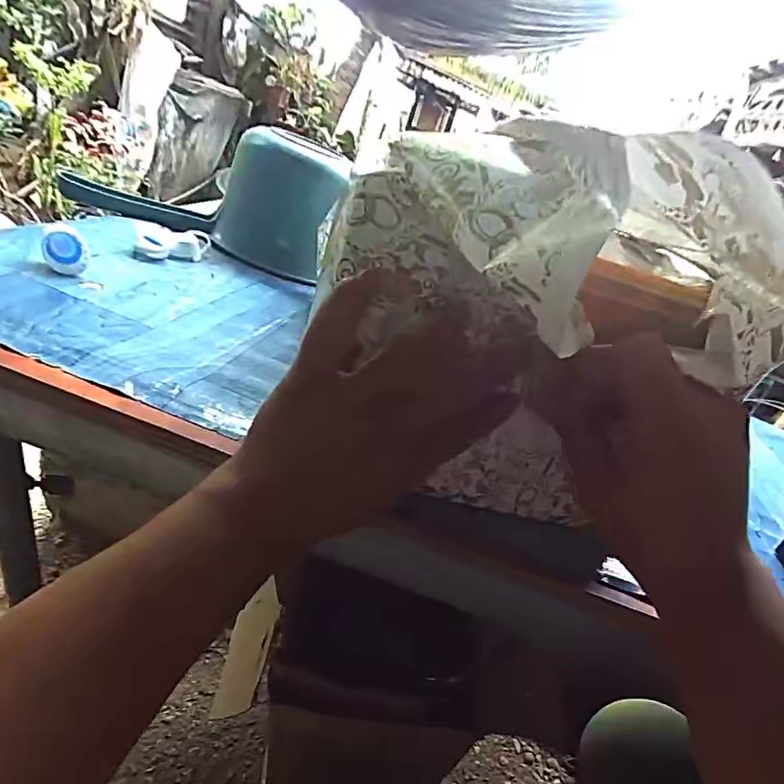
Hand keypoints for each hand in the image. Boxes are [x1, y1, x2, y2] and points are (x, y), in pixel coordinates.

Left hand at [208, 270, 527, 545]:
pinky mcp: (310, 375)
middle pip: (448, 384)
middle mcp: (386, 426)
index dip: (496, 403)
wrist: (263, 506)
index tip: (519, 382)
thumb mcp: (386, 491)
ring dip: (440, 328)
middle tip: (507, 332)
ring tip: (461, 308)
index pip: (466, 426)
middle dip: (485, 356)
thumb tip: (457, 424)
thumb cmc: (328, 504)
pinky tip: (385, 277)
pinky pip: (336, 327)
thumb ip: (424, 457)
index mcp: (408, 460)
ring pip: (406, 354)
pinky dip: (359, 296)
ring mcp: (347, 396)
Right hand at [532, 333, 749, 587]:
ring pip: (669, 377)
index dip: (599, 359)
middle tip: (583, 409)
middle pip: (652, 361)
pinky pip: (688, 398)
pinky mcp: (733, 427)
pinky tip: (642, 441)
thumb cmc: (643, 532)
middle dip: (612, 377)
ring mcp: (726, 412)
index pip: (636, 349)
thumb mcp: (594, 481)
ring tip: (612, 428)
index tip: (572, 384)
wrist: (706, 568)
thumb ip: (573, 425)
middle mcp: (706, 401)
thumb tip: (547, 387)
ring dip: (635, 392)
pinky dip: (659, 407)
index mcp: (670, 413)